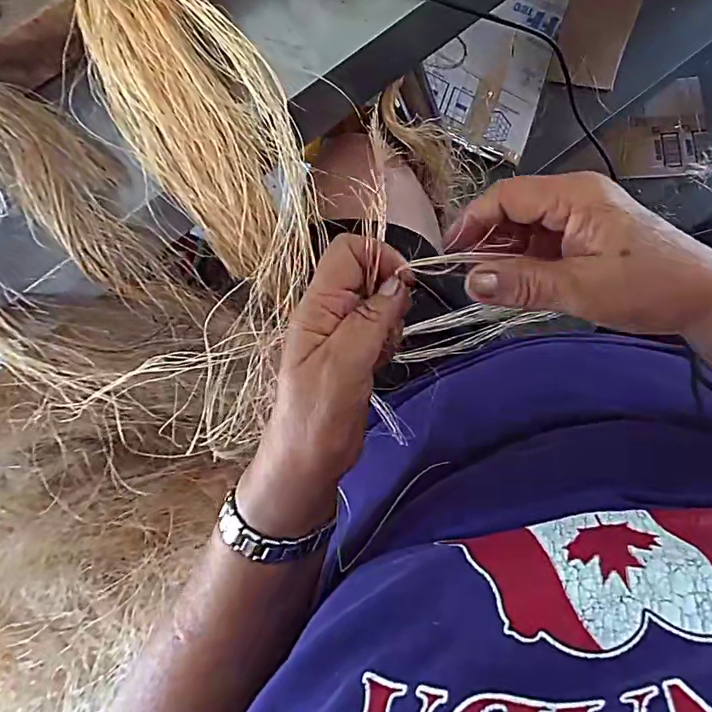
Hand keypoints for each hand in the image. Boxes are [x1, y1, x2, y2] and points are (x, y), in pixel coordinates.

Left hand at [239, 235, 412, 537]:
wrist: (308, 461)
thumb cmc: (318, 413)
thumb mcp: (344, 363)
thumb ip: (371, 318)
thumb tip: (399, 281)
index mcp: (317, 304)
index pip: (347, 250)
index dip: (379, 256)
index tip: (404, 285)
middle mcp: (328, 310)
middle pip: (367, 272)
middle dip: (390, 294)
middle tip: (389, 331)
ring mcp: (341, 330)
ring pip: (378, 300)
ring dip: (391, 321)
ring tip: (381, 353)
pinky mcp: (354, 350)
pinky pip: (380, 327)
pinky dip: (388, 339)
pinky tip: (380, 363)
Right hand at [445, 172, 711, 335]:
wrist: (709, 299)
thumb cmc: (651, 287)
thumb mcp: (580, 289)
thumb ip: (523, 283)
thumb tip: (471, 281)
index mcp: (575, 195)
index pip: (507, 196)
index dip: (472, 221)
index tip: (449, 252)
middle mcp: (578, 195)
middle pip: (515, 207)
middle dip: (488, 239)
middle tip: (469, 274)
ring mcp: (587, 213)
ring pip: (530, 224)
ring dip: (508, 251)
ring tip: (492, 281)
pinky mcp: (593, 232)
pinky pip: (548, 238)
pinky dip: (529, 257)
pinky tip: (521, 280)